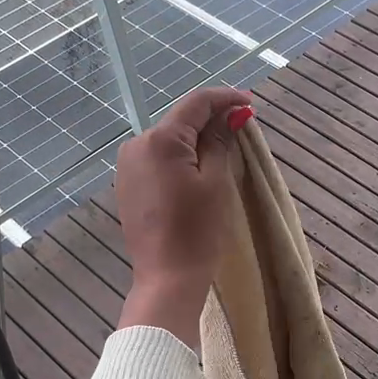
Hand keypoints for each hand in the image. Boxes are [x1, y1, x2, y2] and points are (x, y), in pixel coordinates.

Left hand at [114, 86, 253, 349]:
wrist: (167, 279)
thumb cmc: (198, 232)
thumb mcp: (216, 184)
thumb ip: (220, 142)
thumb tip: (229, 115)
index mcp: (161, 140)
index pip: (196, 104)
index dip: (225, 99)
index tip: (250, 103)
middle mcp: (137, 144)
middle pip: (180, 122)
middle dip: (210, 122)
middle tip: (240, 131)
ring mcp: (128, 166)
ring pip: (168, 142)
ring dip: (194, 143)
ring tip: (222, 154)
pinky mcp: (127, 186)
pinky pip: (157, 162)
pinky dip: (179, 160)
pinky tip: (197, 173)